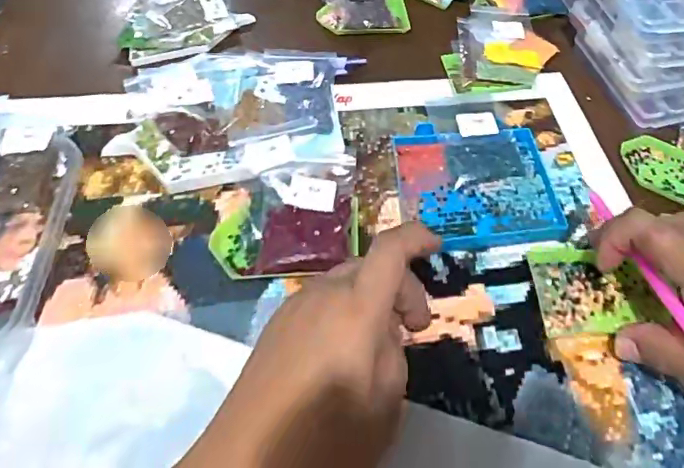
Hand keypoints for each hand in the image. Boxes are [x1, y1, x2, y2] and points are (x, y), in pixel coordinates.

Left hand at [178, 222, 441, 467]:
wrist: (247, 456)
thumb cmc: (325, 431)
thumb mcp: (385, 403)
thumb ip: (395, 353)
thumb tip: (385, 332)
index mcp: (356, 305)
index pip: (391, 249)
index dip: (416, 238)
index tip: (436, 245)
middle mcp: (325, 292)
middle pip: (369, 266)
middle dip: (399, 286)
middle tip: (414, 328)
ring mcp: (296, 304)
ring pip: (344, 283)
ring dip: (369, 300)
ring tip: (376, 347)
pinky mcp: (277, 323)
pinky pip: (321, 301)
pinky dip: (342, 312)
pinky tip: (339, 355)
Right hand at [595, 210, 683, 467]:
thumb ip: (657, 347)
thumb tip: (618, 338)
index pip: (639, 224)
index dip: (610, 238)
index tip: (601, 270)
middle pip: (659, 221)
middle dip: (630, 239)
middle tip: (617, 275)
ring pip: (683, 229)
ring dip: (657, 247)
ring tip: (649, 287)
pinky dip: (682, 257)